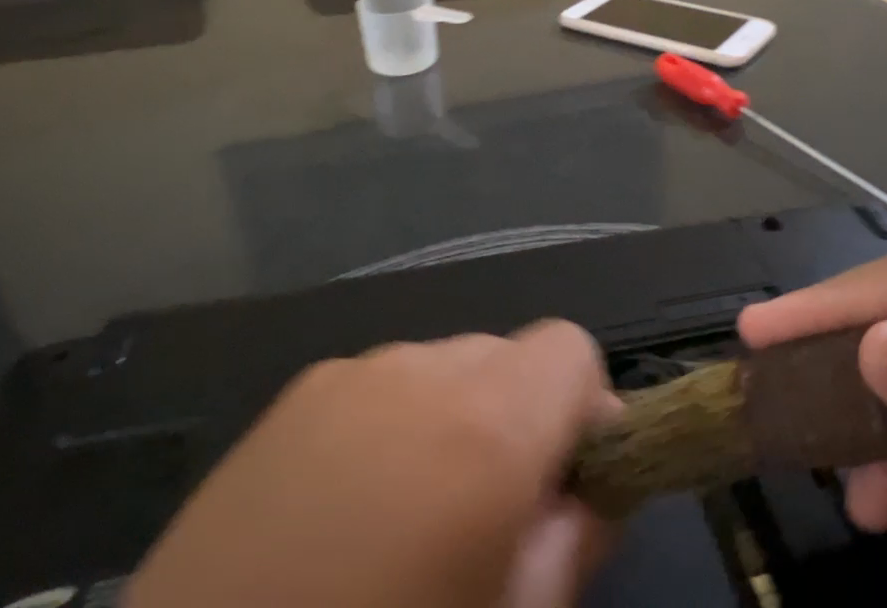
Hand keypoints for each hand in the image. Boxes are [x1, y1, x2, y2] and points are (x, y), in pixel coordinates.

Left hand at [126, 320, 616, 607]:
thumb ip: (578, 539)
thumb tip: (597, 484)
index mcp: (485, 423)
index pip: (571, 348)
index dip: (584, 411)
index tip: (567, 482)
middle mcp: (417, 371)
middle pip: (506, 355)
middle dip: (520, 418)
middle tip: (490, 513)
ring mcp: (346, 376)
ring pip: (442, 367)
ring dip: (454, 420)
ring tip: (410, 515)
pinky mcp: (289, 396)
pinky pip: (378, 385)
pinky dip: (394, 424)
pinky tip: (349, 506)